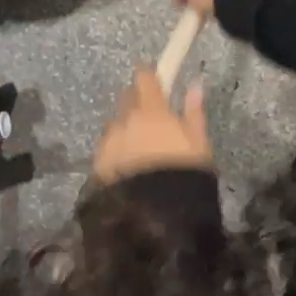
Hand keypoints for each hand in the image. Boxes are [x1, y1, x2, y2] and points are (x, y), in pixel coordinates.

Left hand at [92, 65, 210, 183]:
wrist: (152, 218)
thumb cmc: (182, 176)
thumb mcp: (199, 145)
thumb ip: (194, 112)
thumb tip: (195, 85)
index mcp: (152, 111)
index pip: (144, 79)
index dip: (149, 76)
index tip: (155, 79)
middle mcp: (125, 122)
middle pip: (127, 99)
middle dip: (137, 103)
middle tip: (152, 117)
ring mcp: (108, 144)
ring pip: (116, 126)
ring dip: (125, 129)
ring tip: (140, 150)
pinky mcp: (97, 167)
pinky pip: (107, 150)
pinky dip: (116, 152)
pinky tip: (127, 169)